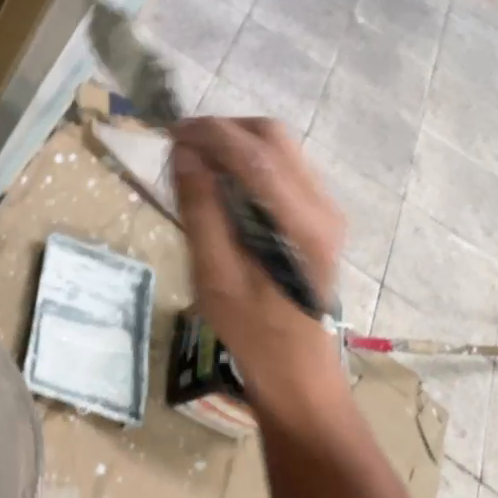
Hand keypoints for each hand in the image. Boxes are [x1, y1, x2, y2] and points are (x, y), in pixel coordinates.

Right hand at [170, 117, 345, 423]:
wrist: (298, 368)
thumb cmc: (251, 330)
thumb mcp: (213, 277)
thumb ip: (201, 211)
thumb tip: (184, 153)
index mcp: (299, 226)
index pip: (255, 154)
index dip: (210, 133)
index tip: (171, 133)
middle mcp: (321, 207)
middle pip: (272, 136)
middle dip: (223, 129)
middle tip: (181, 143)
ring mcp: (326, 207)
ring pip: (279, 144)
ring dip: (235, 140)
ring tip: (196, 158)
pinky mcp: (320, 212)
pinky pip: (282, 163)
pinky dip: (247, 156)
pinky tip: (222, 177)